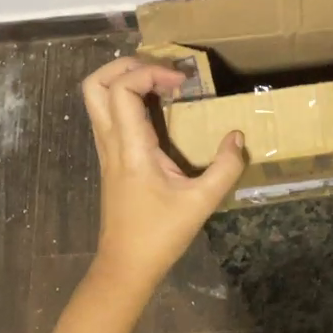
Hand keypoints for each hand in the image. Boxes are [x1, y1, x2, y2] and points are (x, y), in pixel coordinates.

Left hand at [83, 56, 246, 290]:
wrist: (126, 266)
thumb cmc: (160, 235)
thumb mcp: (202, 202)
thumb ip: (225, 168)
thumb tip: (237, 137)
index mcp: (130, 147)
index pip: (122, 89)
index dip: (150, 73)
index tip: (183, 83)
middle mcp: (111, 142)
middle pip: (95, 84)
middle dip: (126, 65)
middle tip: (162, 71)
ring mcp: (107, 149)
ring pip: (97, 98)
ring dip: (125, 79)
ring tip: (162, 84)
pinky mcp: (111, 158)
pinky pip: (109, 114)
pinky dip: (128, 98)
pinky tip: (159, 108)